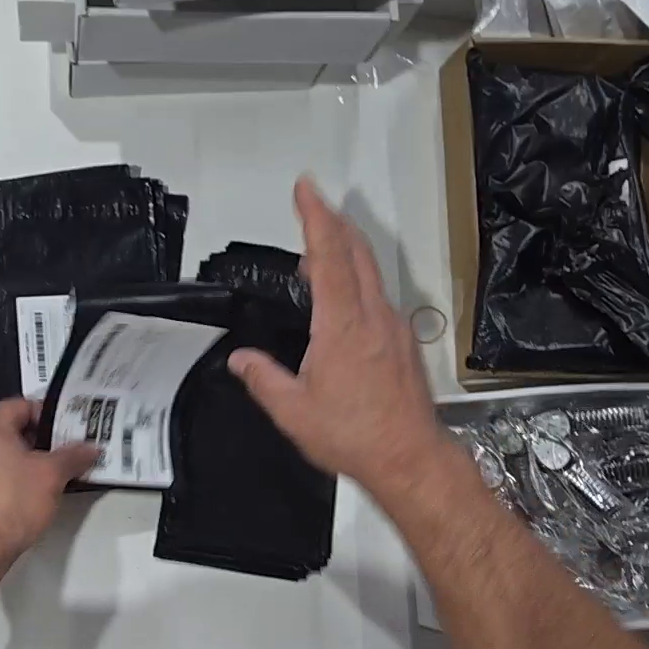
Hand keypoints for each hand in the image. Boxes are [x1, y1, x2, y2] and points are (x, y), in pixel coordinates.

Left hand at [0, 398, 98, 563]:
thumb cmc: (12, 503)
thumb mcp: (52, 475)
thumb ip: (74, 456)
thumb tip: (90, 448)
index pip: (24, 406)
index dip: (51, 417)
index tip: (71, 432)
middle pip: (9, 427)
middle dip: (39, 439)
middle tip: (65, 452)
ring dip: (23, 458)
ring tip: (50, 474)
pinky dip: (7, 474)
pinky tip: (27, 491)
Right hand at [228, 178, 451, 498]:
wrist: (409, 458)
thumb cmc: (353, 436)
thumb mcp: (293, 412)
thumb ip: (263, 378)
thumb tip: (239, 360)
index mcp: (342, 327)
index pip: (330, 258)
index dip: (315, 219)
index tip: (306, 189)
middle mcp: (373, 318)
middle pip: (357, 253)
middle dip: (333, 222)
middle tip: (311, 205)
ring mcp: (393, 328)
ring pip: (370, 273)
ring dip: (345, 251)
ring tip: (318, 250)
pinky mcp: (402, 343)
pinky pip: (377, 296)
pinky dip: (357, 280)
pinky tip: (343, 296)